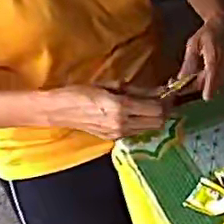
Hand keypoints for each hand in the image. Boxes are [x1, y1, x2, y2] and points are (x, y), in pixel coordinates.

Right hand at [49, 84, 170, 139]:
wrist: (56, 110)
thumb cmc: (80, 93)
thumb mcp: (111, 85)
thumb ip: (138, 90)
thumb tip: (161, 90)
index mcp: (121, 108)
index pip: (157, 109)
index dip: (165, 102)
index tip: (167, 94)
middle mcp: (122, 124)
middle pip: (158, 122)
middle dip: (163, 111)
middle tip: (161, 101)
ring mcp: (118, 134)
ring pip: (149, 129)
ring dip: (154, 118)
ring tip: (148, 107)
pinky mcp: (113, 139)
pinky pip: (137, 132)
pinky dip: (142, 123)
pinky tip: (136, 114)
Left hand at [180, 15, 223, 100]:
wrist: (222, 28)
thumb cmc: (206, 35)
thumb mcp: (193, 45)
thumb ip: (189, 62)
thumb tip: (181, 78)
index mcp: (214, 57)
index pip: (213, 74)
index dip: (210, 87)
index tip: (207, 98)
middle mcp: (223, 64)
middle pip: (211, 82)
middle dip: (194, 87)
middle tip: (175, 85)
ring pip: (213, 83)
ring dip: (198, 85)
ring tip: (182, 81)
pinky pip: (215, 80)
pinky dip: (204, 82)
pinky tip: (193, 77)